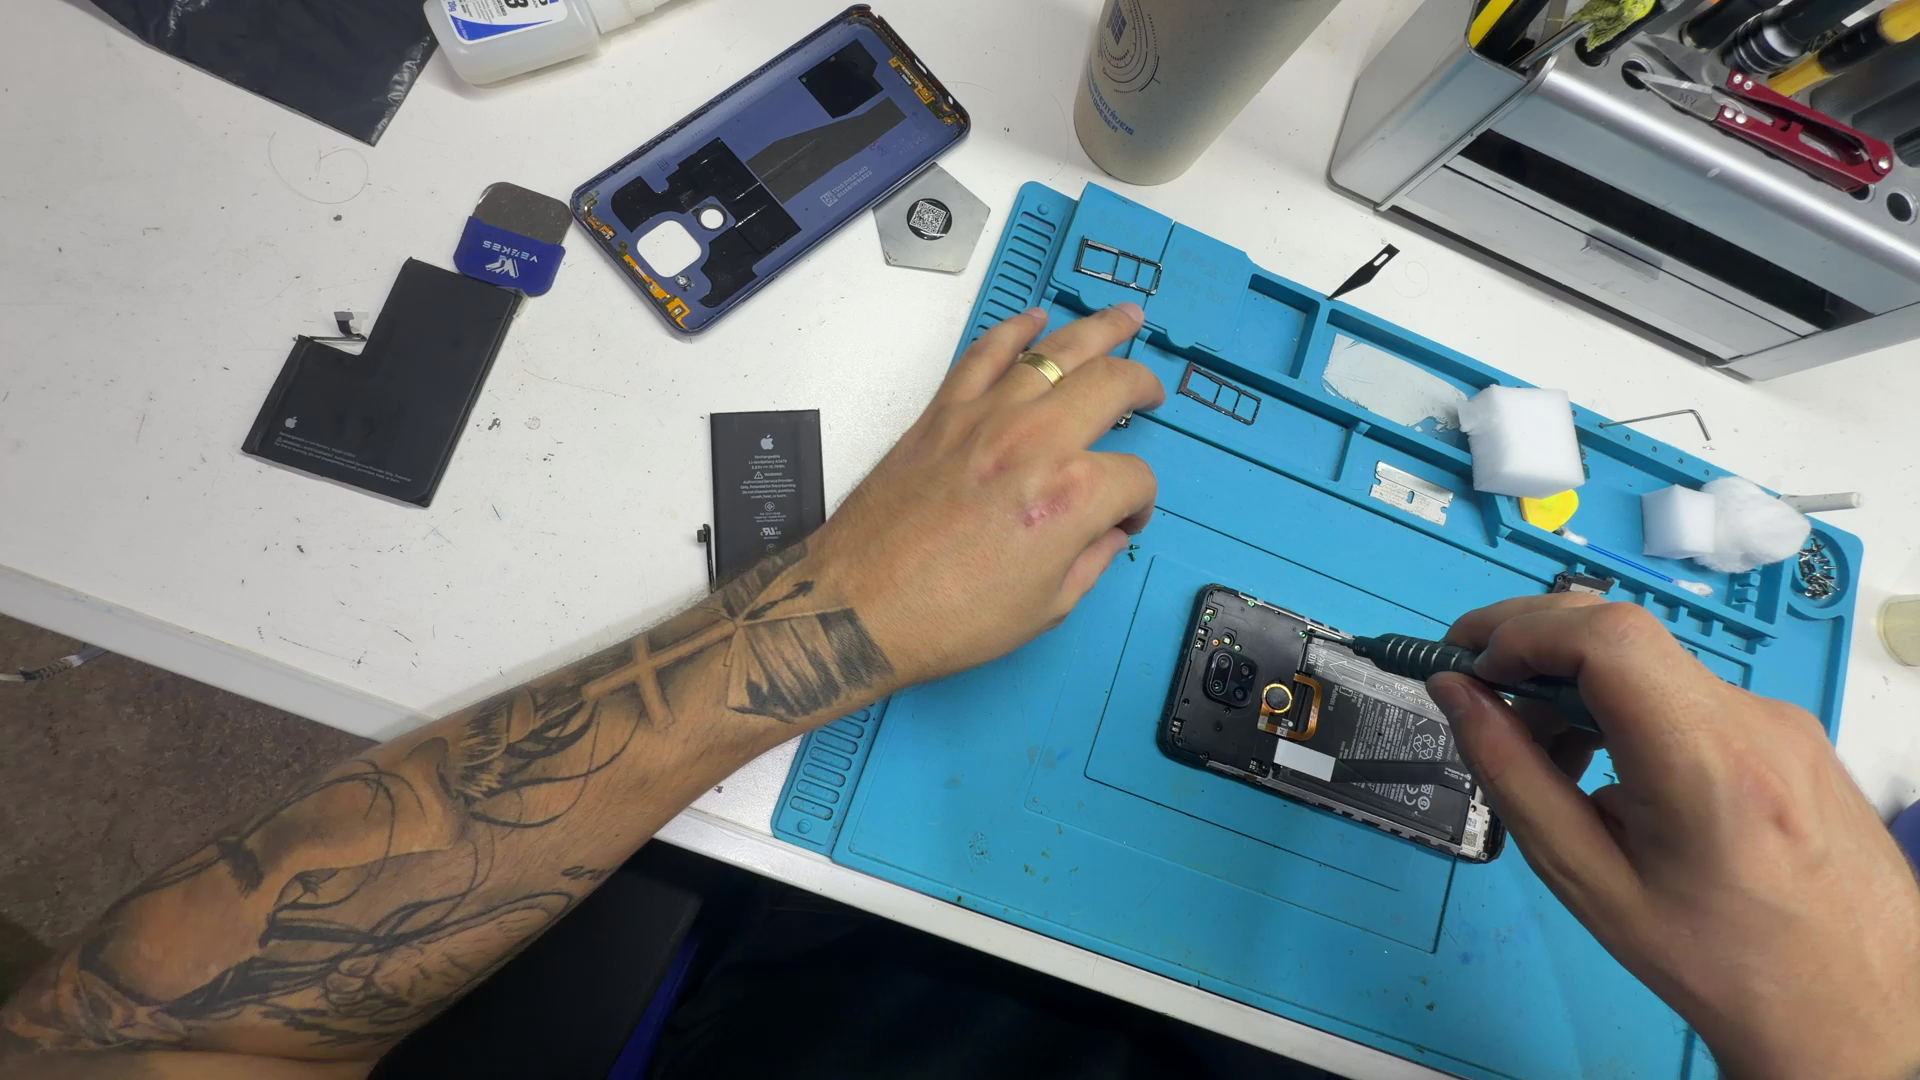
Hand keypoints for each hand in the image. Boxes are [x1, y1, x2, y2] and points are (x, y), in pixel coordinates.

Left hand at [809, 303, 1162, 691]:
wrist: (862, 606)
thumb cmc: (948, 618)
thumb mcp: (1048, 608)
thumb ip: (1093, 559)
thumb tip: (1109, 532)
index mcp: (1072, 496)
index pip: (1134, 478)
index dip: (1141, 502)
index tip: (1126, 518)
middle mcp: (1035, 442)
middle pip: (1112, 385)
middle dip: (1143, 386)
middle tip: (1151, 393)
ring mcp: (985, 418)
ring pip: (1056, 351)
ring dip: (1100, 329)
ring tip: (1126, 318)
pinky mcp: (942, 412)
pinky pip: (986, 352)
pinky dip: (1014, 330)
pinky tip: (1035, 321)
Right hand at [1426, 595, 1919, 1079]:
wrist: (1864, 1014)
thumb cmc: (1707, 957)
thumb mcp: (1580, 874)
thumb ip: (1506, 771)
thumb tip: (1450, 687)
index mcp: (1707, 766)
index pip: (1608, 639)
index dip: (1520, 633)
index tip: (1469, 672)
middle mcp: (1753, 722)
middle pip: (1616, 628)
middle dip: (1522, 638)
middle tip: (1470, 683)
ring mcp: (1776, 720)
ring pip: (1637, 655)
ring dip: (1560, 675)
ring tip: (1534, 745)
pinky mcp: (1780, 729)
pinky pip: (1667, 683)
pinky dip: (1603, 696)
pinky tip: (1590, 755)